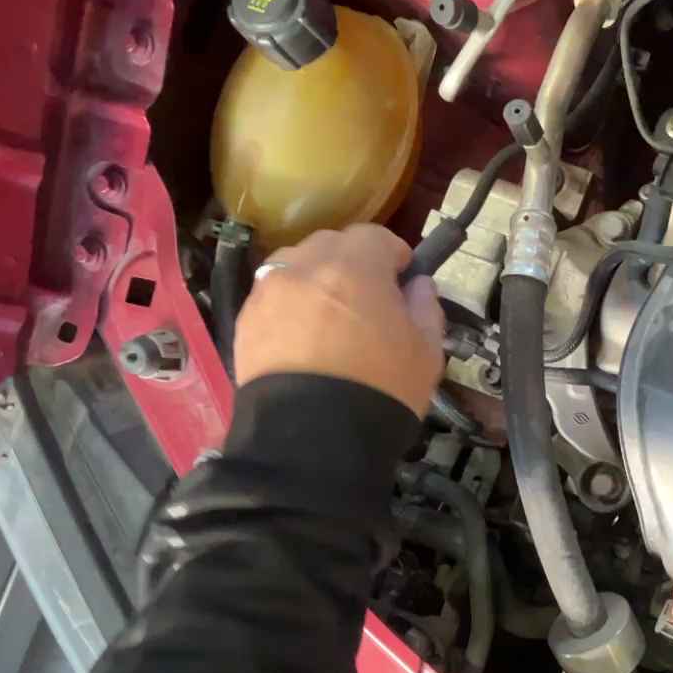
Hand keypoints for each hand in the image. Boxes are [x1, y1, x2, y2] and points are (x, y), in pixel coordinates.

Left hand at [234, 223, 445, 416]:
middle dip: (353, 261)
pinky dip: (292, 306)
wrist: (317, 437)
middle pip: (330, 244)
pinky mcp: (246, 321)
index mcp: (355, 268)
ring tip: (332, 316)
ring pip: (296, 266)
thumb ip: (426, 308)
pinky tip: (307, 338)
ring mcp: (269, 293)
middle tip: (371, 296)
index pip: (375, 235)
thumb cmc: (383, 387)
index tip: (403, 274)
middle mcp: (306, 267)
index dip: (393, 251)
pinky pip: (274, 297)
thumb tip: (418, 287)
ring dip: (318, 279)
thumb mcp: (427, 350)